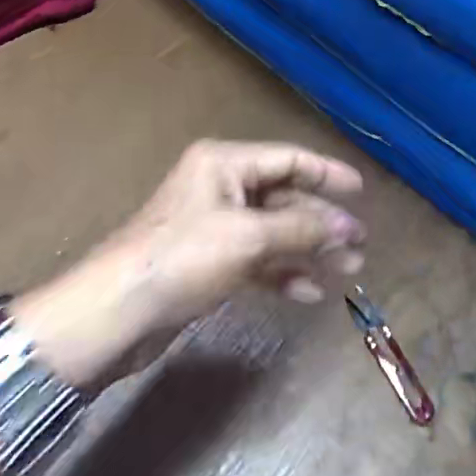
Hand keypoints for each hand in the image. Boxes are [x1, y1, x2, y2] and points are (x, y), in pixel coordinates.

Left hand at [14, 140, 366, 383]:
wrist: (114, 315)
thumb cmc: (183, 258)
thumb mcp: (248, 238)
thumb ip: (303, 230)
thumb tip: (351, 228)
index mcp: (225, 163)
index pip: (289, 159)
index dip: (327, 173)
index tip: (361, 191)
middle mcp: (222, 187)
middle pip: (284, 197)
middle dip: (322, 222)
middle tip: (360, 243)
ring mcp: (215, 226)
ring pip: (274, 232)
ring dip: (309, 250)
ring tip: (347, 269)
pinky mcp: (209, 262)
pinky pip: (257, 259)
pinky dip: (282, 273)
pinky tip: (308, 293)